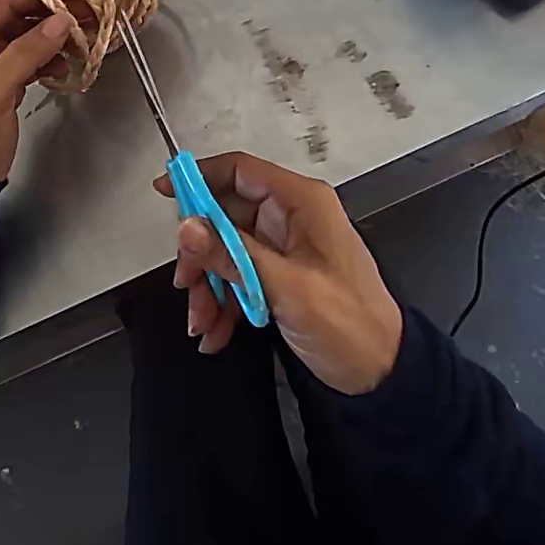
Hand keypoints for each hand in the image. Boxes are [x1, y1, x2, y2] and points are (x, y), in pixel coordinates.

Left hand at [0, 0, 87, 182]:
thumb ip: (26, 52)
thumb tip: (64, 19)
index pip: (2, 0)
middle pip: (19, 14)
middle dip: (55, 13)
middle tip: (93, 9)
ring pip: (31, 35)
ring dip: (58, 36)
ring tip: (88, 36)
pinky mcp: (6, 79)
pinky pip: (34, 57)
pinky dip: (53, 58)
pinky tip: (69, 64)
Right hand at [159, 152, 403, 394]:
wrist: (379, 373)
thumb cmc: (350, 323)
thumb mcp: (285, 287)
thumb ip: (233, 255)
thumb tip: (189, 228)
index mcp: (302, 202)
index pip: (241, 171)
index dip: (200, 176)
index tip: (166, 190)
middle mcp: (291, 217)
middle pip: (225, 215)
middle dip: (201, 253)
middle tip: (187, 282)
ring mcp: (284, 246)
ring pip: (226, 250)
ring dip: (210, 285)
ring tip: (203, 321)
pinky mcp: (279, 274)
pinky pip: (238, 275)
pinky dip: (224, 300)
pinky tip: (217, 330)